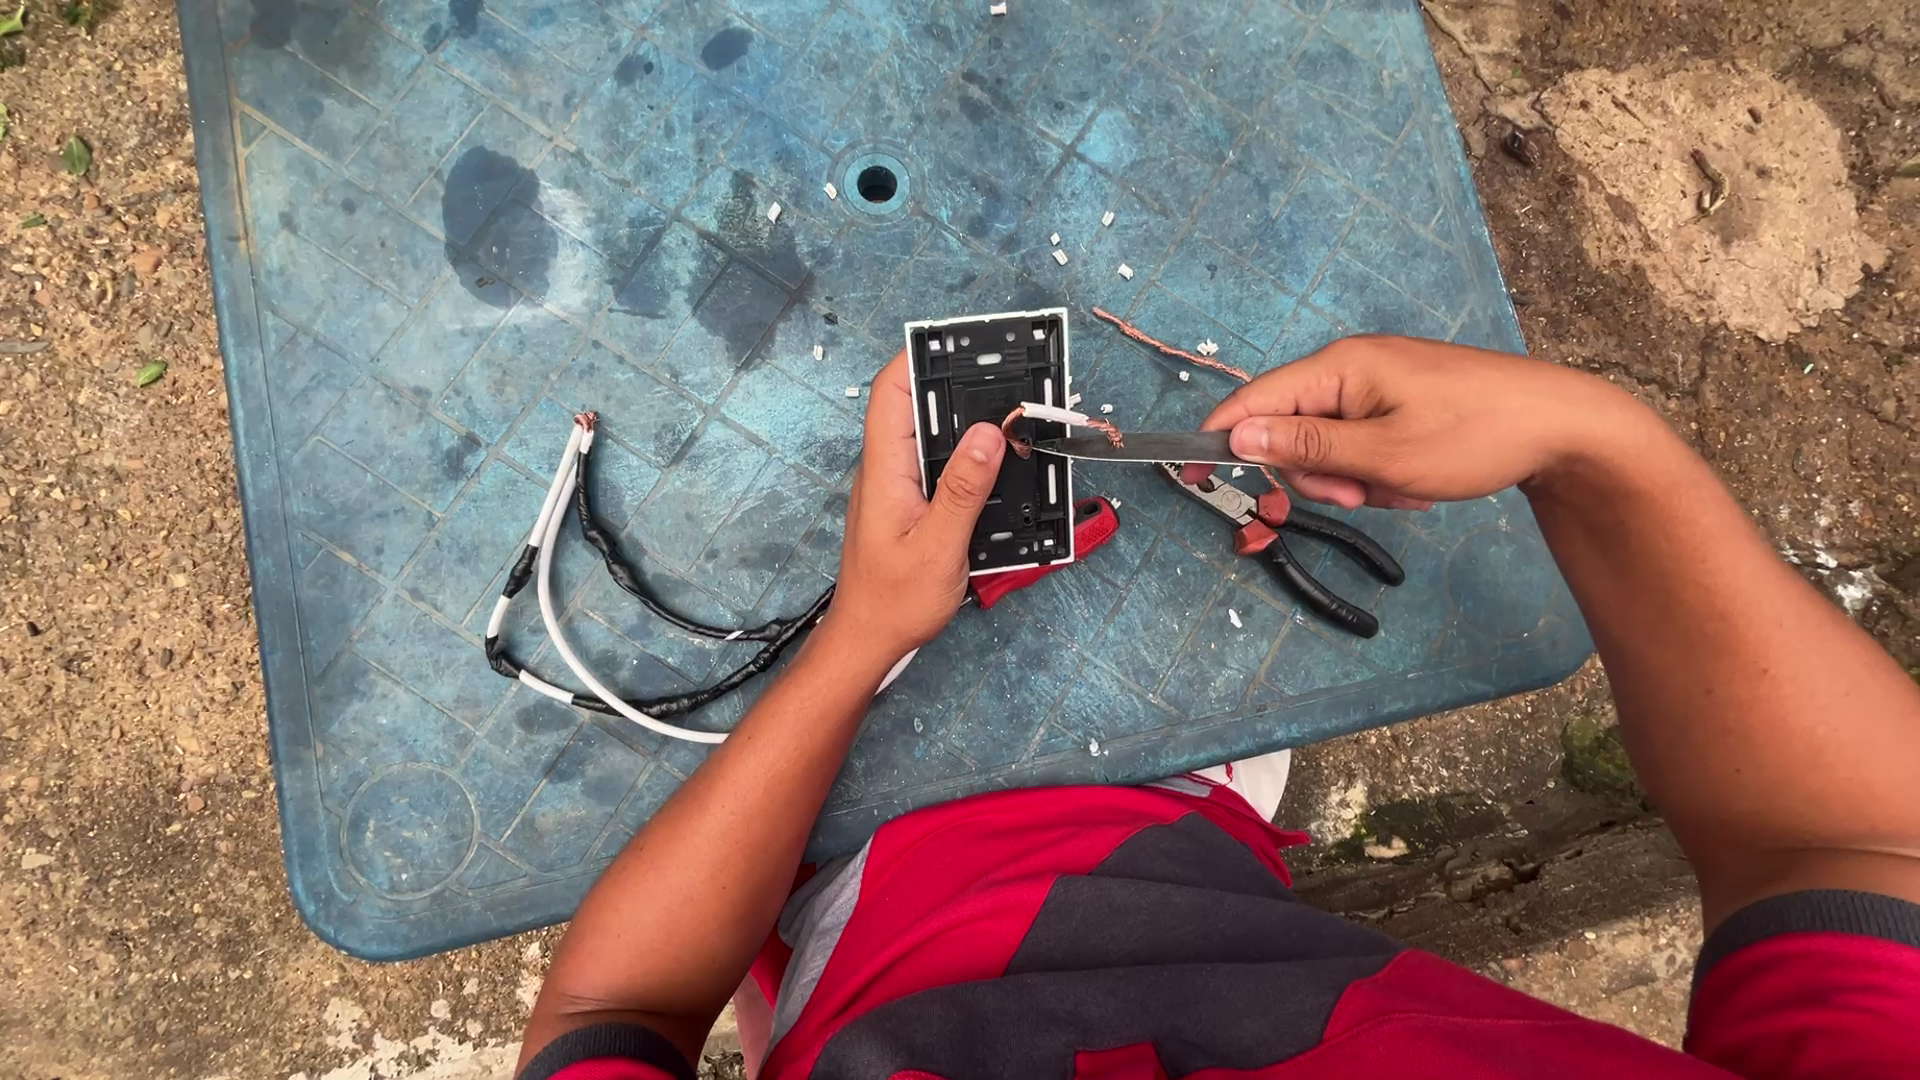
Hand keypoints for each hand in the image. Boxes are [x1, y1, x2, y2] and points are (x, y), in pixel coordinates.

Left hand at [825, 352, 1005, 663]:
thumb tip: (986, 433)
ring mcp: (894, 487)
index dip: (918, 358)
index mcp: (884, 471)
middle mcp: (885, 471)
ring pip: (925, 435)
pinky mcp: (907, 504)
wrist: (870, 639)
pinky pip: (933, 463)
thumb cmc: (895, 601)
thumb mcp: (938, 546)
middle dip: (951, 384)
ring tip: (1003, 410)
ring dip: (960, 419)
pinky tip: (990, 458)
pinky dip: (961, 452)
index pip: (889, 394)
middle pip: (911, 406)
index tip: (958, 342)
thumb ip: (963, 490)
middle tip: (999, 373)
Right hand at [1182, 335, 1646, 507]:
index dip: (1219, 438)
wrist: (1568, 429)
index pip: (1253, 401)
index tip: (1194, 475)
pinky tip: (1408, 481)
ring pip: (1322, 444)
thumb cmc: (1475, 435)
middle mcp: (1349, 367)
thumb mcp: (1381, 453)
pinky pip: (1355, 442)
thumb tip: (1236, 437)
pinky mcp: (1393, 401)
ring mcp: (1373, 384)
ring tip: (1393, 489)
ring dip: (1347, 478)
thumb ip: (1302, 446)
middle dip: (1313, 473)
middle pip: (1287, 429)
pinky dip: (1371, 470)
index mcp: (1338, 367)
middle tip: (1356, 495)